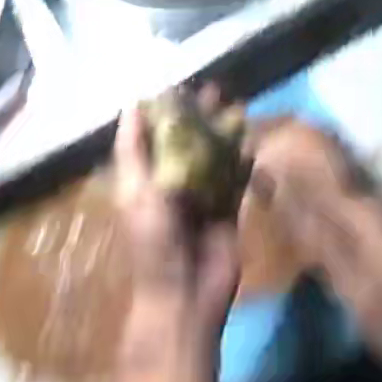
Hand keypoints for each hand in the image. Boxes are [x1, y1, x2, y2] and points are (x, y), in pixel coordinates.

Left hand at [113, 94, 241, 336]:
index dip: (167, 111)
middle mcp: (174, 182)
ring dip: (224, 132)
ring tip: (234, 105)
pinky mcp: (228, 210)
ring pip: (215, 155)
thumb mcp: (135, 190)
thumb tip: (132, 103)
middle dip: (200, 116)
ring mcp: (203, 196)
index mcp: (147, 177)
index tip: (180, 85)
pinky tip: (250, 140)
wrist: (187, 296)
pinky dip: (243, 160)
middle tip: (214, 89)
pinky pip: (236, 180)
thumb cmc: (153, 239)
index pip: (156, 135)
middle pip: (188, 141)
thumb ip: (134, 148)